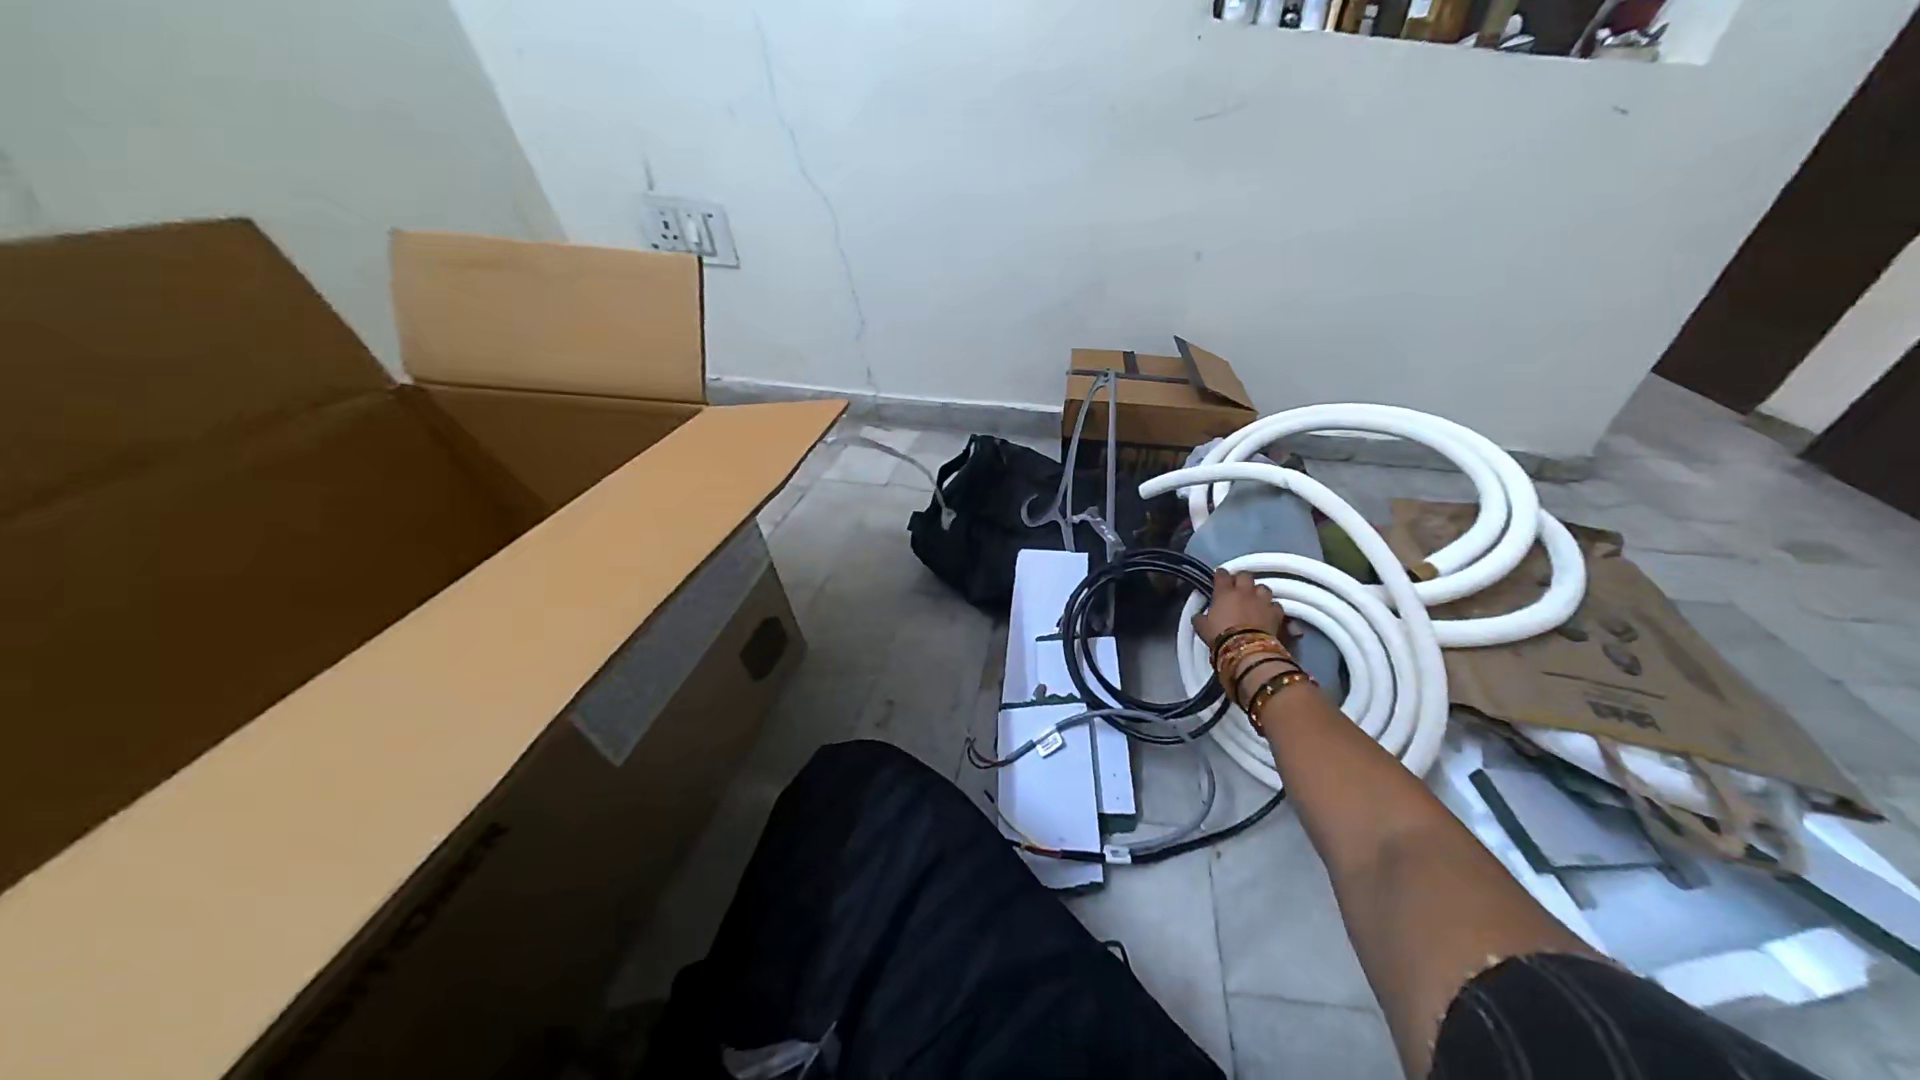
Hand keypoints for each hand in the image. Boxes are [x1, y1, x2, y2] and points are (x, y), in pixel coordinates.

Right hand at [1193, 569, 1283, 645]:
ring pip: (1263, 587)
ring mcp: (1262, 600)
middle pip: (1245, 575)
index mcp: (1224, 592)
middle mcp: (1244, 592)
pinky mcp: (1276, 612)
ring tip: (1255, 598)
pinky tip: (1268, 612)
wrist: (1246, 649)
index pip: (1222, 575)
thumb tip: (1198, 616)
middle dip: (1241, 579)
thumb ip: (1200, 617)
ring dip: (1258, 591)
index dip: (1220, 575)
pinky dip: (1271, 607)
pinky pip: (1275, 605)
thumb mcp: (1201, 627)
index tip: (1219, 577)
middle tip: (1238, 586)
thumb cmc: (1220, 635)